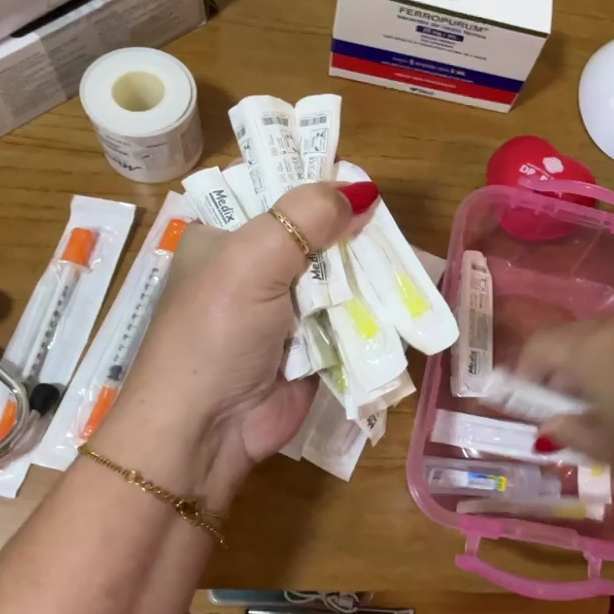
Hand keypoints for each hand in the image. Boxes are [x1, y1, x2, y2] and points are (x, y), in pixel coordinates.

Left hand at [94, 179, 379, 501]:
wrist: (205, 433)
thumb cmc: (213, 336)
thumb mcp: (250, 262)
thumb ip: (304, 218)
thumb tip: (362, 189)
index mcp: (226, 235)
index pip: (275, 188)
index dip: (317, 180)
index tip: (362, 179)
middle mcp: (257, 265)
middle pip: (317, 230)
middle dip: (353, 228)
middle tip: (391, 224)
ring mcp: (288, 306)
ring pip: (340, 272)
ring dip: (369, 269)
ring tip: (409, 259)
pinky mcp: (315, 342)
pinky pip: (353, 314)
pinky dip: (375, 307)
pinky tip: (405, 295)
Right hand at [515, 314, 613, 511]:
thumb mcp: (608, 450)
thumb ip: (567, 430)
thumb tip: (547, 423)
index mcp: (594, 348)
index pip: (540, 345)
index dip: (524, 372)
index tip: (524, 401)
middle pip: (573, 336)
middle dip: (559, 368)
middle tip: (564, 408)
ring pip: (608, 337)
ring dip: (594, 363)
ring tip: (607, 404)